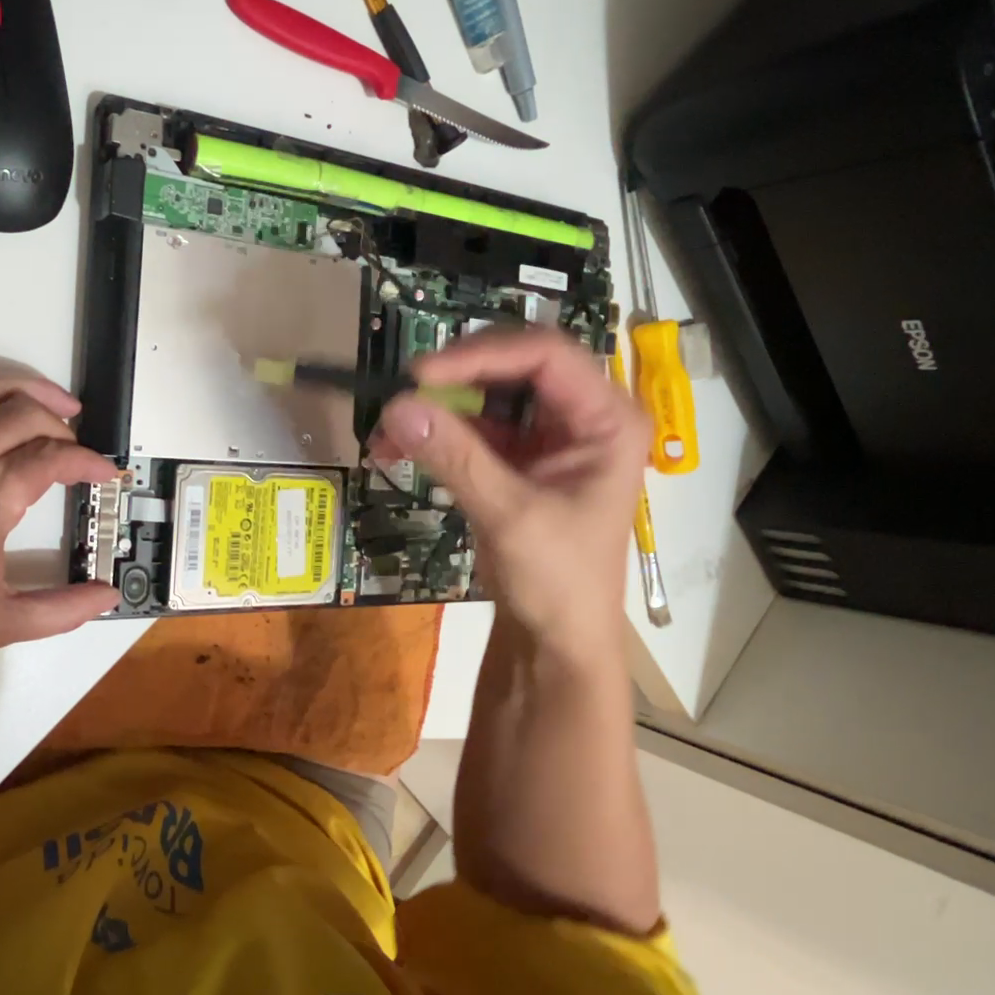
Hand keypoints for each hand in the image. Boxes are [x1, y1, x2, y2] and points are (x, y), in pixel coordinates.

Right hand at [373, 330, 649, 657]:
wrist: (557, 638)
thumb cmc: (559, 580)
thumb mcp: (510, 516)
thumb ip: (456, 457)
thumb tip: (395, 407)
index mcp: (607, 419)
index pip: (546, 356)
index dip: (482, 356)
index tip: (422, 374)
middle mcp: (580, 415)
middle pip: (513, 365)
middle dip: (455, 377)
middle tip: (404, 393)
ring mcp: (545, 435)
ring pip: (485, 393)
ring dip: (436, 405)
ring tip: (388, 427)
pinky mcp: (514, 456)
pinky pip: (468, 426)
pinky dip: (432, 433)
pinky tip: (394, 447)